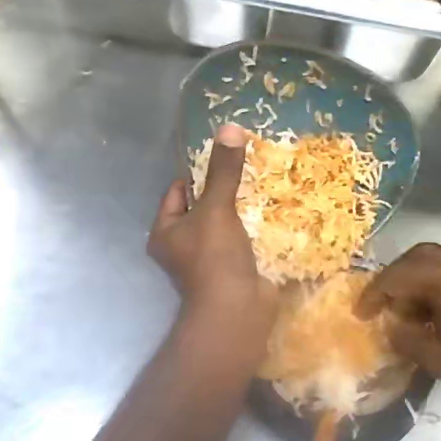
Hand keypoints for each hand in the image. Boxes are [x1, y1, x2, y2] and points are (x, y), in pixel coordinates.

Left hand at [148, 123, 273, 326]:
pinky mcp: (234, 274)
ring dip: (242, 213)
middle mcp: (182, 248)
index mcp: (166, 233)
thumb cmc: (214, 259)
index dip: (196, 174)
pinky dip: (256, 233)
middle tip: (247, 170)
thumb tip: (230, 128)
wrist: (237, 312)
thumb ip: (224, 171)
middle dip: (224, 193)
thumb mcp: (217, 209)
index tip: (221, 159)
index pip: (176, 192)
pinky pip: (244, 245)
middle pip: (202, 210)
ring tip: (264, 188)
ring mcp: (209, 264)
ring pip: (225, 228)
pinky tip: (274, 217)